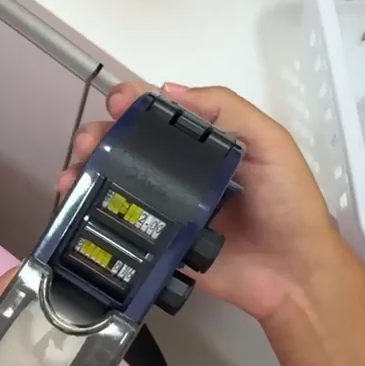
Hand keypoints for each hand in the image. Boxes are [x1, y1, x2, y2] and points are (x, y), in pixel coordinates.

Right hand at [59, 82, 359, 324]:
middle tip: (87, 142)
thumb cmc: (289, 206)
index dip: (135, 104)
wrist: (292, 275)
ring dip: (88, 171)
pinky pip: (120, 224)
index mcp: (205, 147)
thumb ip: (228, 111)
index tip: (117, 101)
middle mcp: (180, 174)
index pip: (162, 117)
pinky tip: (74, 204)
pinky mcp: (156, 243)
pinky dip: (91, 212)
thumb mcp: (271, 145)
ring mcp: (165, 209)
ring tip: (72, 174)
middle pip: (130, 147)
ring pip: (117, 182)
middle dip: (101, 136)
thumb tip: (169, 90)